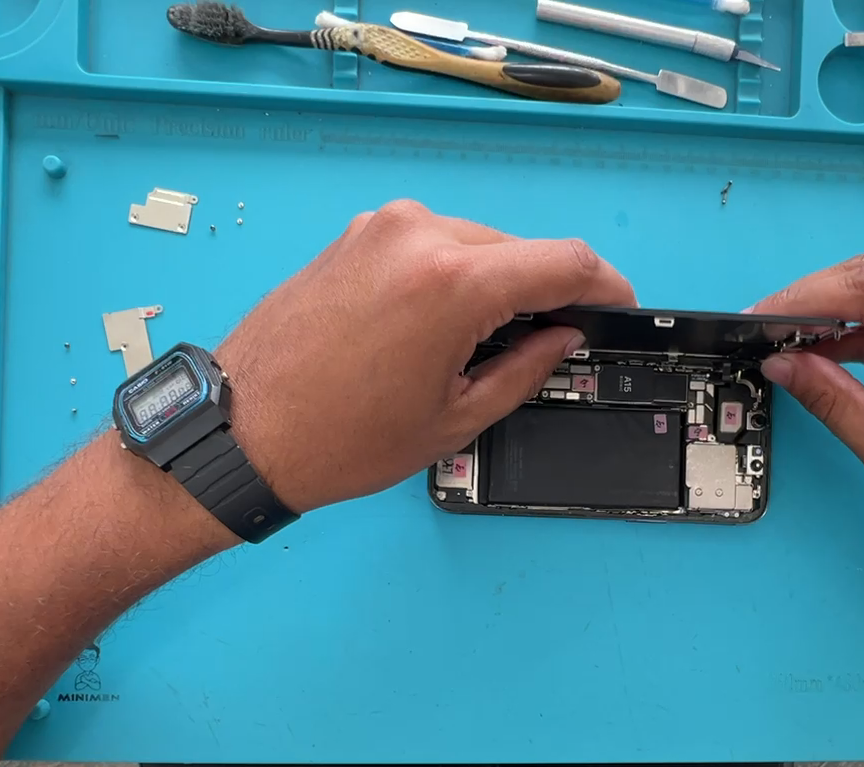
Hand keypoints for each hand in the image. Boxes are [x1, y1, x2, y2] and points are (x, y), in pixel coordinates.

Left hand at [212, 200, 634, 512]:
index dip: (605, 286)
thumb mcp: (455, 417)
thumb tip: (562, 338)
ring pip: (474, 246)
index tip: (618, 307)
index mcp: (454, 282)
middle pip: (518, 251)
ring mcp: (381, 229)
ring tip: (484, 346)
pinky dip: (453, 277)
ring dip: (496, 287)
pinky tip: (441, 326)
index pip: (564, 263)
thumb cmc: (345, 439)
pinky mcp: (354, 238)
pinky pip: (429, 246)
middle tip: (551, 344)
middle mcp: (419, 235)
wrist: (246, 432)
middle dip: (546, 295)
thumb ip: (525, 369)